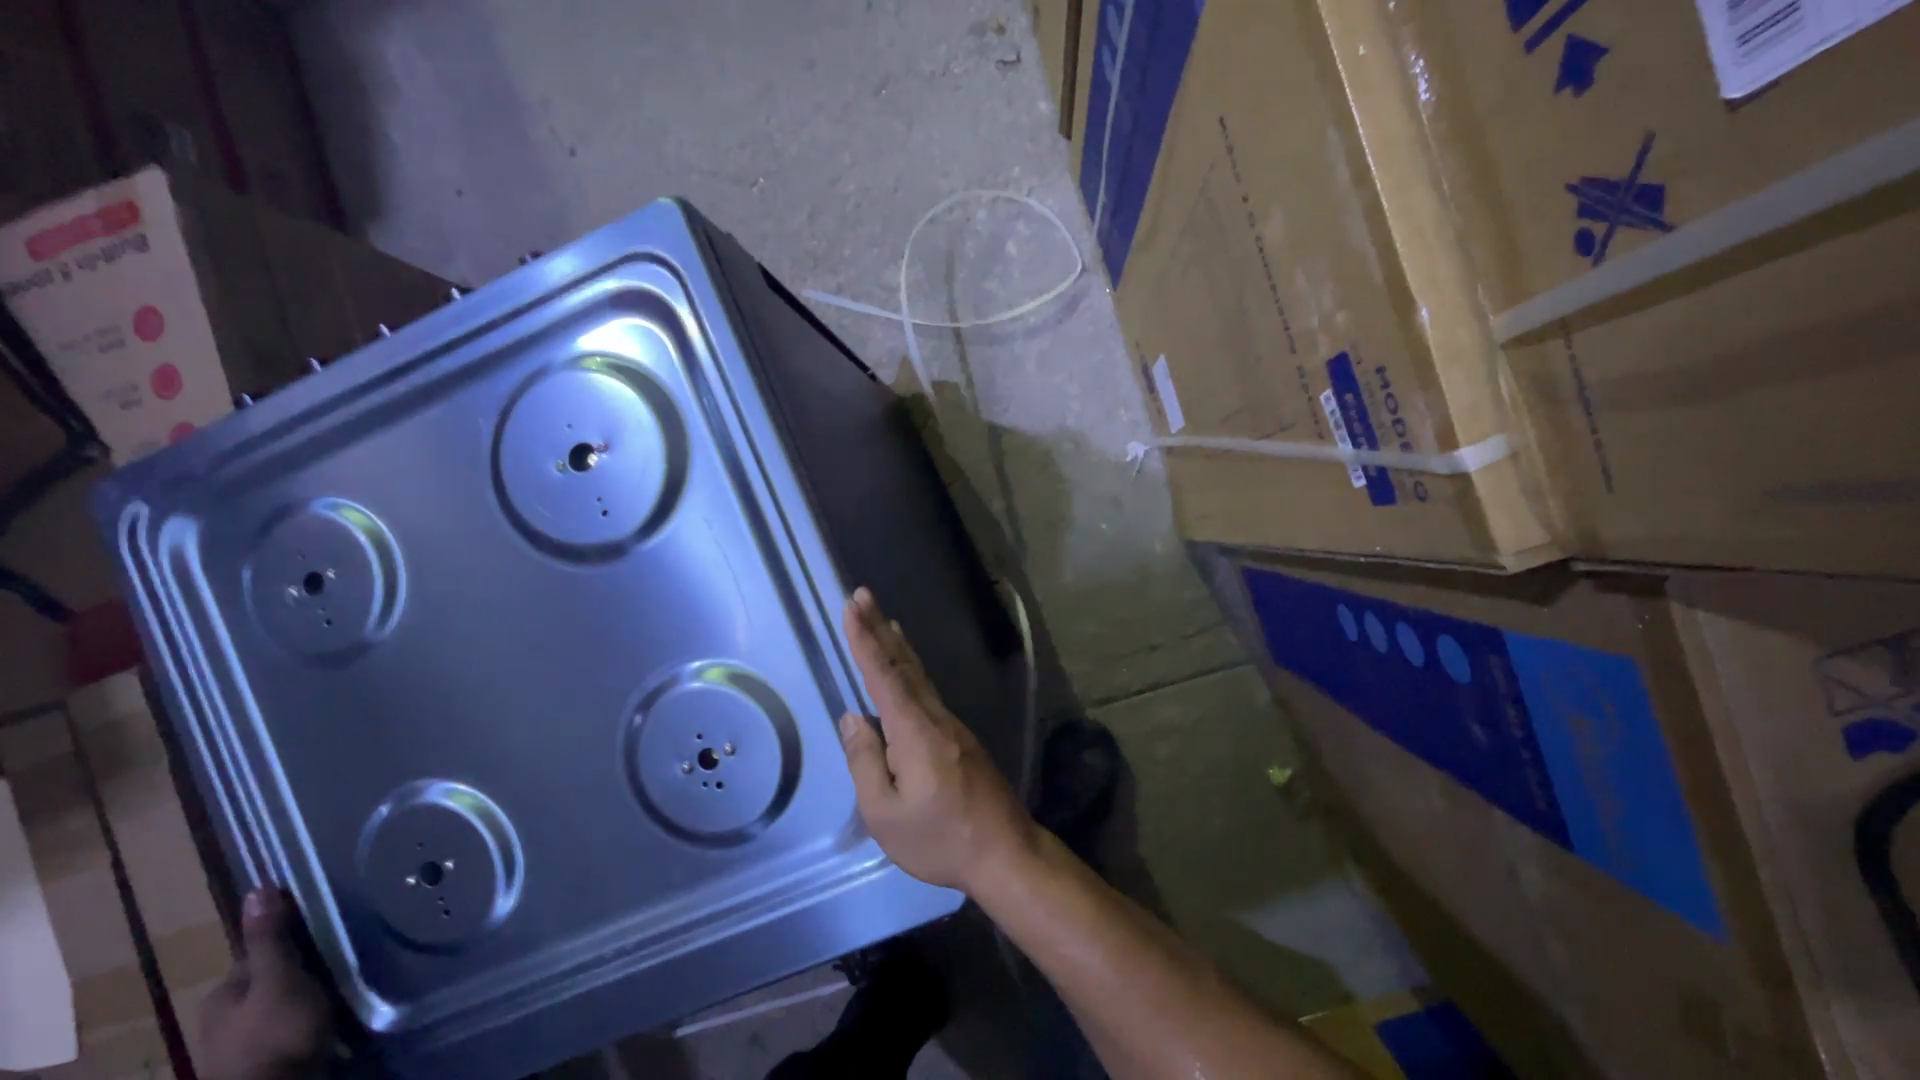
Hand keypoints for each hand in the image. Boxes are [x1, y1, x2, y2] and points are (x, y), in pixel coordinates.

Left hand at [199, 888, 331, 1079]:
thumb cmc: (275, 1035)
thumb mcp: (279, 979)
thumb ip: (270, 939)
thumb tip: (256, 887)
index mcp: (222, 994)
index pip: (259, 956)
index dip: (292, 946)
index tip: (327, 941)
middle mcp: (220, 1020)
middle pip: (267, 984)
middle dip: (298, 976)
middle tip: (338, 970)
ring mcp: (236, 1049)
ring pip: (275, 1012)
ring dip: (301, 1005)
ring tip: (338, 999)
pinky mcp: (258, 1069)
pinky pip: (284, 1037)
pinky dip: (301, 1030)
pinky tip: (323, 1031)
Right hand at [836, 587, 1038, 893]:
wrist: (1005, 854)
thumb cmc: (941, 839)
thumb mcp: (886, 813)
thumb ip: (866, 762)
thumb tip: (853, 719)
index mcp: (915, 733)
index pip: (884, 677)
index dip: (865, 640)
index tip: (852, 607)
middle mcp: (937, 719)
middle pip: (905, 666)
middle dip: (880, 629)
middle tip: (863, 595)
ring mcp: (953, 728)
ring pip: (920, 677)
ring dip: (898, 646)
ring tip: (883, 620)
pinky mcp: (961, 741)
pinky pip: (929, 694)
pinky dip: (912, 671)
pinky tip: (906, 671)